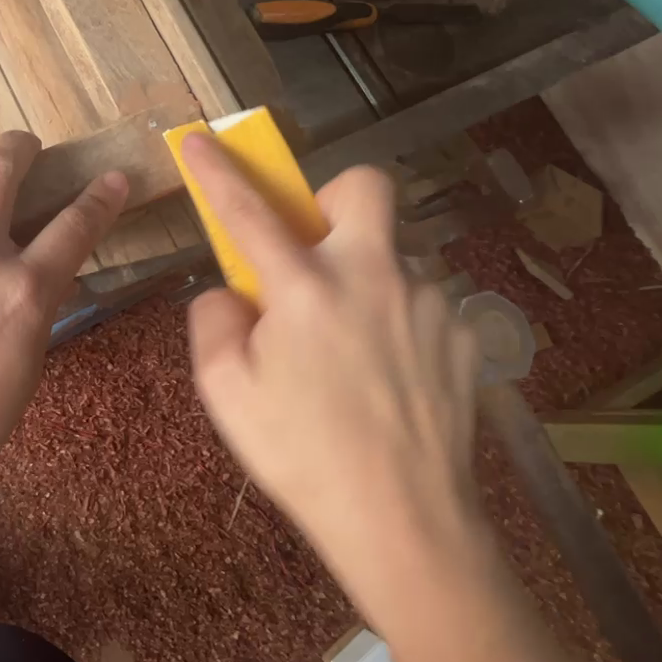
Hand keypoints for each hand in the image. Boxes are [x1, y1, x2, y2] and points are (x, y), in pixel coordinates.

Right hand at [180, 134, 482, 602]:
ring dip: (360, 273)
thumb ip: (214, 319)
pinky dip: (392, 316)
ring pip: (390, 251)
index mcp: (303, 288)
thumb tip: (233, 291)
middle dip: (331, 197)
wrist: (405, 523)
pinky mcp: (462, 334)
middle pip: (364, 185)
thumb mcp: (223, 390)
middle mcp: (371, 276)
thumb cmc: (300, 454)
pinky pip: (417, 299)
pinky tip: (385, 371)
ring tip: (348, 343)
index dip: (217, 171)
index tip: (200, 138)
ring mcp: (426, 301)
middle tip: (312, 251)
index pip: (247, 211)